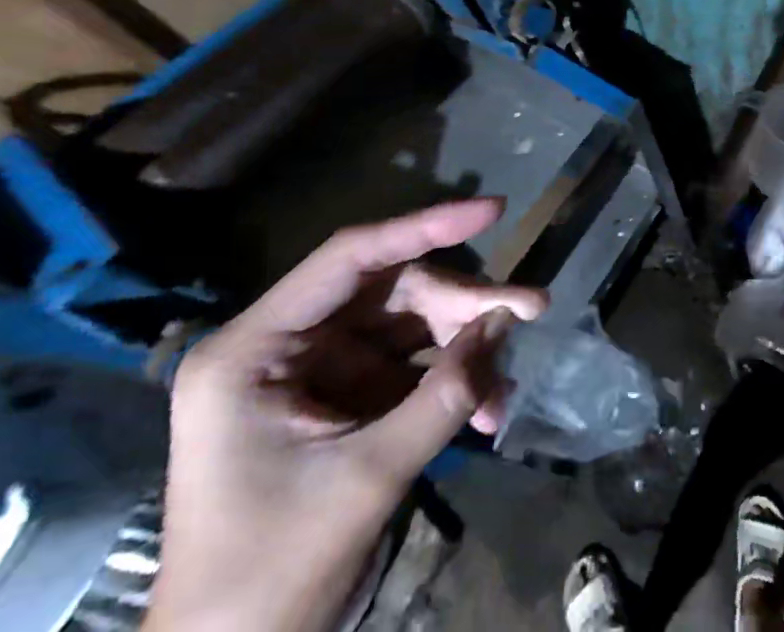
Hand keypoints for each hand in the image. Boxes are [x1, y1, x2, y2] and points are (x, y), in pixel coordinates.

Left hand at [144, 199, 546, 631]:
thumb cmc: (273, 572)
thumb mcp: (367, 478)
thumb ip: (442, 396)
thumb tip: (503, 325)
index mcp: (253, 348)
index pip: (350, 259)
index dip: (425, 227)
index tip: (492, 210)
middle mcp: (280, 344)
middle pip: (387, 293)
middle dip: (460, 304)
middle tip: (530, 310)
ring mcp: (309, 371)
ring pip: (402, 329)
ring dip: (460, 348)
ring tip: (506, 385)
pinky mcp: (335, 399)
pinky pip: (402, 370)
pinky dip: (445, 383)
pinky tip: (485, 410)